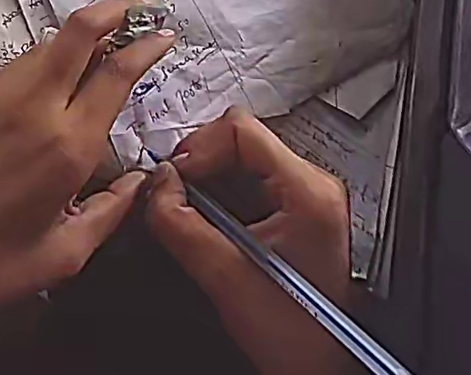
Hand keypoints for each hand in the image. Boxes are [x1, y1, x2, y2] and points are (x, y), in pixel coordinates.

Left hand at [0, 0, 175, 369]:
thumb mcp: (69, 252)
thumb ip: (115, 209)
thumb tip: (142, 180)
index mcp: (69, 144)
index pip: (116, 72)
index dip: (146, 46)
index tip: (165, 35)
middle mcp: (40, 105)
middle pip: (81, 30)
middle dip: (117, 8)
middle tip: (141, 5)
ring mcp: (7, 92)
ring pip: (55, 38)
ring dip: (87, 29)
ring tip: (110, 36)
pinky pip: (31, 57)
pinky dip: (58, 49)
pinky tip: (67, 67)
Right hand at [146, 107, 358, 374]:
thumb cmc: (300, 339)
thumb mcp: (228, 280)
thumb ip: (182, 226)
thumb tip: (157, 186)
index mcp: (308, 191)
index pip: (241, 130)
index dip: (198, 146)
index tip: (174, 174)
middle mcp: (314, 184)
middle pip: (241, 139)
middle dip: (201, 162)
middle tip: (175, 189)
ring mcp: (308, 196)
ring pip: (243, 158)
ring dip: (209, 178)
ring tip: (189, 207)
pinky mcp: (298, 210)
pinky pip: (250, 180)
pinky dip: (222, 191)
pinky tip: (210, 220)